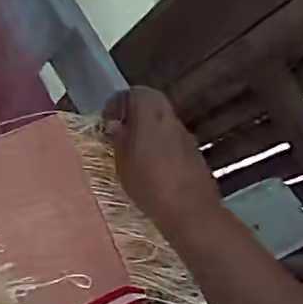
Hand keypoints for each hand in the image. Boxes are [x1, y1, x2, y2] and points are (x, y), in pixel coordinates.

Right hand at [102, 86, 220, 221]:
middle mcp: (170, 121)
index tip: (108, 119)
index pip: (137, 93)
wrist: (190, 210)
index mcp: (150, 120)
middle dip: (134, 110)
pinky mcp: (193, 151)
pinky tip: (152, 163)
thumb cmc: (150, 186)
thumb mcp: (123, 165)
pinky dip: (160, 140)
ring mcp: (185, 135)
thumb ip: (119, 140)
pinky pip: (172, 136)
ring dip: (148, 126)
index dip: (119, 101)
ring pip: (163, 119)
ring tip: (133, 148)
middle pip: (153, 101)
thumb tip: (116, 125)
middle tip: (120, 129)